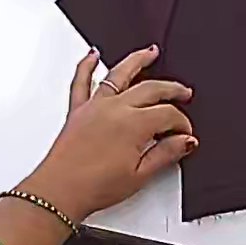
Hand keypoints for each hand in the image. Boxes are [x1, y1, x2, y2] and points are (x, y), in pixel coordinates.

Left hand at [15, 46, 196, 222]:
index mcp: (134, 124)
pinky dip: (86, 65)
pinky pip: (82, 81)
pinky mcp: (77, 110)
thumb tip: (185, 141)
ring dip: (137, 60)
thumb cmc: (95, 186)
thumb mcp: (140, 175)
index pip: (168, 114)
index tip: (185, 135)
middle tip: (184, 93)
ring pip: (120, 74)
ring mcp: (95, 106)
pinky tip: (93, 56)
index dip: (182, 124)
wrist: (60, 192)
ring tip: (151, 52)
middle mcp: (115, 108)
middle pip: (151, 89)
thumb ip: (166, 153)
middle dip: (172, 89)